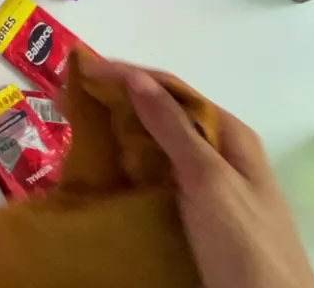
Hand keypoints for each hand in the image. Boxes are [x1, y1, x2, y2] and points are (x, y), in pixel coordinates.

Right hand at [79, 56, 313, 287]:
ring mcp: (205, 184)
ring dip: (116, 129)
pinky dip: (124, 162)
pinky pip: (152, 174)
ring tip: (76, 125)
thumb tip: (133, 76)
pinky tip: (100, 165)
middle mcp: (217, 152)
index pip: (170, 88)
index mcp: (228, 135)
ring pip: (153, 143)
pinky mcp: (191, 212)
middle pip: (161, 112)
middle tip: (69, 99)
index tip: (81, 70)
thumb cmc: (245, 243)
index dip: (126, 74)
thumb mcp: (209, 179)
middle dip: (116, 100)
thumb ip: (172, 126)